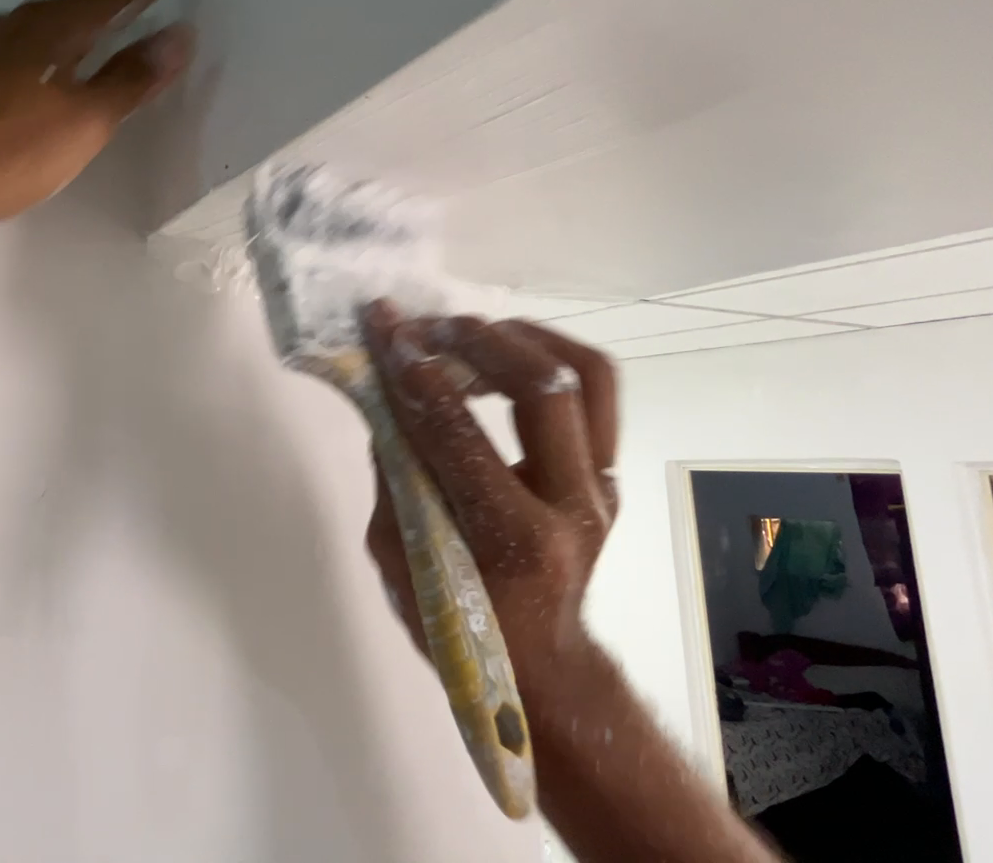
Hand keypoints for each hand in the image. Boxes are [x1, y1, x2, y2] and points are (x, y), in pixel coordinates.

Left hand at [0, 0, 193, 232]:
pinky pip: (19, 51)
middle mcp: (13, 27)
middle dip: (110, 3)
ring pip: (42, 28)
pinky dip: (46, 53)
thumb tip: (179, 36)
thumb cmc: (5, 152)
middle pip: (73, 7)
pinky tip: (43, 73)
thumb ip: (129, 80)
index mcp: (49, 30)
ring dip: (75, 28)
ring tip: (100, 34)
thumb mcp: (81, 122)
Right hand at [359, 305, 619, 694]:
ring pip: (588, 378)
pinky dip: (547, 360)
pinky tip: (504, 353)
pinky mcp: (608, 478)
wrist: (542, 667)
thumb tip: (387, 401)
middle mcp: (572, 507)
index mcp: (511, 538)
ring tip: (471, 328)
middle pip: (545, 388)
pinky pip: (593, 398)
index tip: (383, 328)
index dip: (414, 372)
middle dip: (476, 340)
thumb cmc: (455, 623)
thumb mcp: (398, 555)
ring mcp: (601, 490)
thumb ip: (396, 475)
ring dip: (524, 338)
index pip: (457, 432)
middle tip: (426, 325)